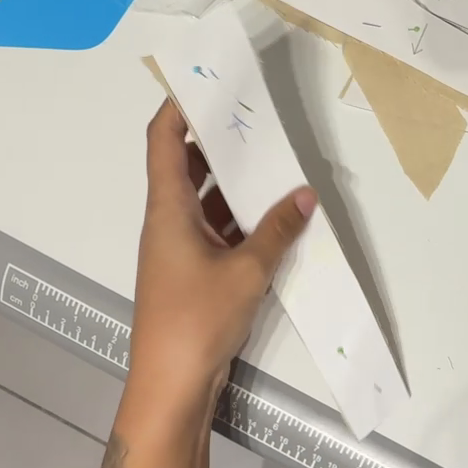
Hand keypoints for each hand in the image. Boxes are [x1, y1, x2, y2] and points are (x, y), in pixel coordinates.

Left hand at [131, 100, 315, 404]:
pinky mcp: (192, 276)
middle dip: (216, 144)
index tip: (206, 84)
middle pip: (184, 168)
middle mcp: (167, 223)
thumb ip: (277, 231)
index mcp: (167, 209)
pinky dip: (239, 223)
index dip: (178, 107)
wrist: (172, 382)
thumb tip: (305, 195)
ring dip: (232, 187)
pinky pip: (214, 234)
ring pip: (203, 203)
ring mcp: (178, 251)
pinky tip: (273, 221)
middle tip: (254, 123)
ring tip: (273, 166)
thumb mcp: (246, 271)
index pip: (162, 140)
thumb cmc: (197, 318)